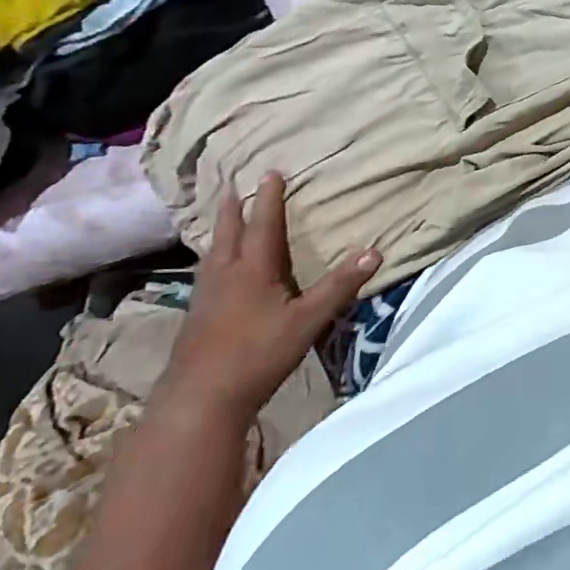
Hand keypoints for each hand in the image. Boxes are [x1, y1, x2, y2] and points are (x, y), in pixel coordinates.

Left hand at [156, 172, 379, 421]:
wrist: (202, 397)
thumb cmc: (259, 353)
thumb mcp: (308, 320)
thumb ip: (339, 286)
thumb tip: (373, 252)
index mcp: (252, 269)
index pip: (263, 225)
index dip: (269, 198)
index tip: (270, 172)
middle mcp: (225, 274)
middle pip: (229, 232)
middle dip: (234, 209)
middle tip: (232, 187)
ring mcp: (205, 296)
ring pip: (213, 253)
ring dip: (219, 231)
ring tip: (222, 221)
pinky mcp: (196, 317)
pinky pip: (206, 274)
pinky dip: (212, 259)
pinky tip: (213, 273)